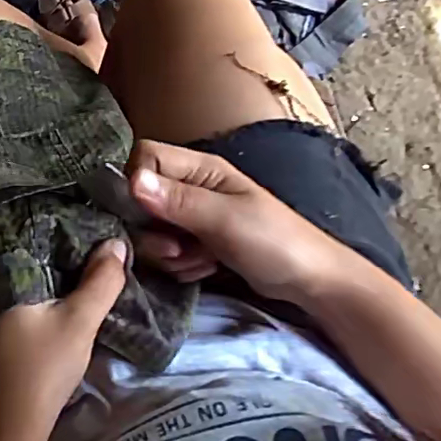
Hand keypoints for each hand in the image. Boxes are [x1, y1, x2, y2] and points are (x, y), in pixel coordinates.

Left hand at [0, 237, 129, 426]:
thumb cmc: (47, 367)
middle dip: (64, 272)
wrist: (16, 428)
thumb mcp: (81, 322)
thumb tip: (116, 242)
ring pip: (34, 305)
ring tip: (86, 286)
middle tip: (96, 262)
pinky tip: (64, 322)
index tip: (92, 239)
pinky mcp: (3, 357)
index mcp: (8, 289)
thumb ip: (100, 284)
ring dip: (56, 299)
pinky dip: (48, 321)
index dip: (66, 246)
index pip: (38, 254)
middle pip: (37, 280)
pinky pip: (30, 325)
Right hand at [127, 139, 354, 304]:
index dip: (136, 185)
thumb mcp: (225, 218)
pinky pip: (167, 254)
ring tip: (201, 260)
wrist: (308, 281)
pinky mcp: (195, 245)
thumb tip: (132, 181)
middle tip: (179, 248)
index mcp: (200, 169)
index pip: (145, 159)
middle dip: (155, 231)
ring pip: (152, 233)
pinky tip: (206, 268)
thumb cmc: (274, 240)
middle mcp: (191, 189)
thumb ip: (178, 201)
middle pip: (141, 201)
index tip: (147, 214)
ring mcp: (193, 218)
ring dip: (170, 254)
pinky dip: (182, 266)